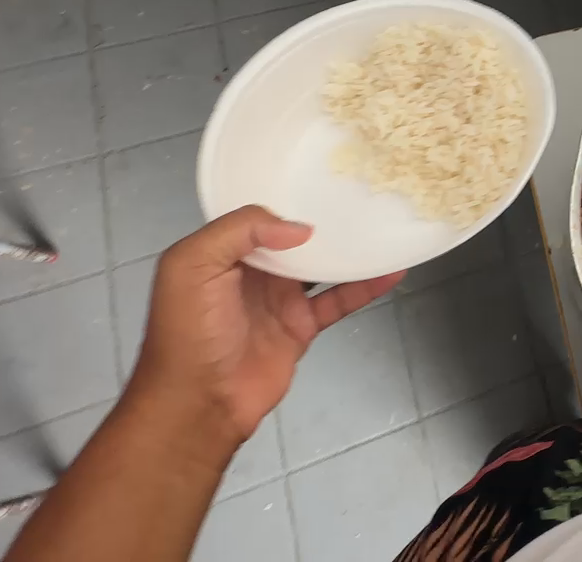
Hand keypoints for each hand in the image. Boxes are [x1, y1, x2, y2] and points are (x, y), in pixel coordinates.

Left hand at [127, 206, 404, 452]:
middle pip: (297, 238)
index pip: (260, 216)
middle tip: (365, 194)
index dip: (287, 196)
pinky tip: (392, 271)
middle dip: (325, 219)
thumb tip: (300, 228)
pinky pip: (341, 299)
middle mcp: (253, 273)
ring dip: (352, 250)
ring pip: (324, 265)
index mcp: (224, 254)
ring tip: (385, 227)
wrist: (199, 404)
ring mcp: (281, 300)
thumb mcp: (192, 267)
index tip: (325, 176)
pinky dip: (367, 286)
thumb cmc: (188, 332)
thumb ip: (238, 232)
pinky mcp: (303, 325)